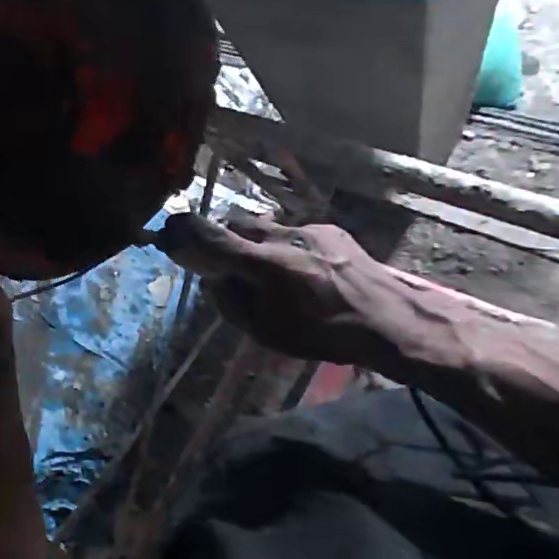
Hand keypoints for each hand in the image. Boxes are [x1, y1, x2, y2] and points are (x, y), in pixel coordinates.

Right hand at [153, 213, 391, 365]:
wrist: (391, 320)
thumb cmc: (324, 335)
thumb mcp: (267, 332)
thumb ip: (231, 304)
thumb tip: (213, 281)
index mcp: (264, 266)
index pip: (210, 236)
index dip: (183, 230)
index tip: (168, 231)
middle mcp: (282, 238)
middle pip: (235, 223)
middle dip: (224, 238)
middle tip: (227, 261)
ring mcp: (307, 229)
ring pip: (264, 224)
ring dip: (255, 241)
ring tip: (268, 267)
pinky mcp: (328, 228)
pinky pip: (292, 229)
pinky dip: (285, 243)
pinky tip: (301, 267)